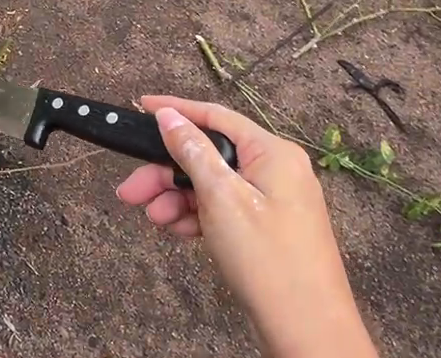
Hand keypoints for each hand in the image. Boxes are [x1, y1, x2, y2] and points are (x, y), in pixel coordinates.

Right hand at [116, 96, 375, 357]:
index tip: (139, 106)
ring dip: (177, 198)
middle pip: (207, 155)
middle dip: (165, 173)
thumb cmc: (266, 258)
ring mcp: (273, 200)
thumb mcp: (220, 197)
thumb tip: (168, 115)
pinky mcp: (268, 226)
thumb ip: (191, 150)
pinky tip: (178, 231)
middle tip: (131, 191)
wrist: (309, 334)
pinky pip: (222, 207)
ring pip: (210, 184)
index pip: (215, 116)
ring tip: (154, 220)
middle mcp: (275, 170)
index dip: (175, 110)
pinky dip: (197, 216)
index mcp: (272, 153)